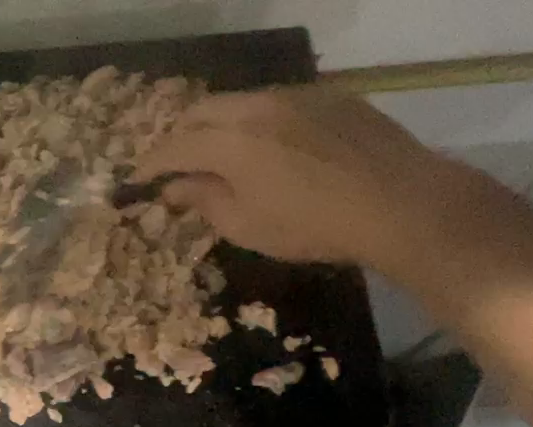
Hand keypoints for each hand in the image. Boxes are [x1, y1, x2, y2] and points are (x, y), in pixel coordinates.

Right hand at [132, 88, 516, 273]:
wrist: (397, 202)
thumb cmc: (310, 225)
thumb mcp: (244, 225)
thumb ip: (203, 200)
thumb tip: (175, 188)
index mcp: (232, 141)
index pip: (174, 146)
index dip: (150, 165)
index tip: (135, 182)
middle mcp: (259, 106)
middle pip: (202, 110)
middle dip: (178, 136)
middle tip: (171, 165)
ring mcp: (297, 96)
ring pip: (239, 102)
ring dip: (217, 126)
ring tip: (215, 157)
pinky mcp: (329, 97)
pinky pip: (275, 103)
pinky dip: (253, 123)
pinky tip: (263, 150)